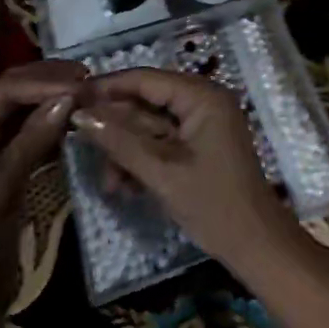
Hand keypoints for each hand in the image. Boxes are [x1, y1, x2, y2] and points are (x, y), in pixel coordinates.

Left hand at [0, 60, 86, 317]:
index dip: (44, 83)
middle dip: (48, 85)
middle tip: (91, 80)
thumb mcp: (1, 187)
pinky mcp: (3, 172)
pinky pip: (28, 140)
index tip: (86, 82)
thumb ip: (33, 140)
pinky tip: (75, 126)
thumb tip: (70, 97)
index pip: (5, 91)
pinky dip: (50, 130)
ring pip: (23, 116)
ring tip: (89, 96)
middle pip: (12, 96)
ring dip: (52, 104)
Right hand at [74, 68, 297, 270]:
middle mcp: (202, 101)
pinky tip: (124, 187)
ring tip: (109, 184)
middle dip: (114, 130)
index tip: (71, 98)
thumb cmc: (214, 205)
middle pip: (143, 103)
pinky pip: (159, 142)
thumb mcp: (160, 172)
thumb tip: (79, 115)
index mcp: (201, 97)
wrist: (258, 249)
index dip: (105, 87)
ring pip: (147, 126)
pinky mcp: (197, 145)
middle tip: (81, 145)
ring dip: (124, 151)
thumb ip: (118, 140)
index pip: (143, 79)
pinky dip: (140, 161)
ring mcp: (200, 124)